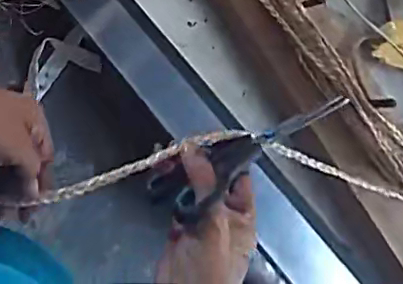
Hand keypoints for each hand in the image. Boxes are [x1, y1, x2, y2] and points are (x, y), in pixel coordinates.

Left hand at [0, 76, 53, 221]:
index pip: (46, 155)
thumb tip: (34, 192)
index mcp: (34, 116)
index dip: (41, 185)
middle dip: (17, 191)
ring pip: (5, 161)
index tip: (29, 214)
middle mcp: (19, 116)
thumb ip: (31, 171)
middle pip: (25, 160)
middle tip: (5, 217)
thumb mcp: (17, 149)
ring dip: (0, 189)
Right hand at [153, 147, 256, 283]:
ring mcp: (201, 220)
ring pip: (192, 185)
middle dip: (196, 160)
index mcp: (242, 215)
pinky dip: (168, 183)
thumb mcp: (214, 221)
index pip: (238, 175)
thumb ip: (205, 182)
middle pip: (212, 177)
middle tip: (179, 145)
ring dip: (179, 169)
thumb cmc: (210, 266)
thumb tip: (191, 147)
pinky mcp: (180, 227)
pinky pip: (176, 197)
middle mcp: (223, 214)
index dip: (224, 155)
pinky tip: (160, 171)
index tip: (206, 137)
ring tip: (166, 155)